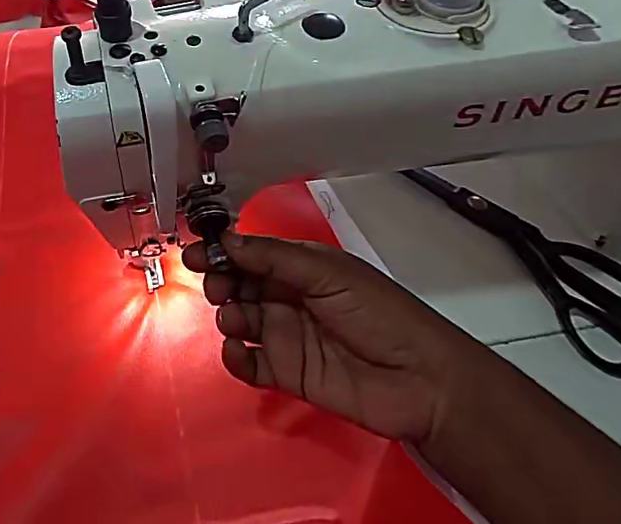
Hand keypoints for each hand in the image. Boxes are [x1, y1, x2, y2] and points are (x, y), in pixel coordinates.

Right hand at [183, 231, 496, 445]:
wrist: (421, 381)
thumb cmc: (382, 314)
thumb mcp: (325, 271)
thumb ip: (271, 256)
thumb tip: (227, 238)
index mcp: (297, 266)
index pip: (249, 252)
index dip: (222, 250)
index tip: (198, 251)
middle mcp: (287, 296)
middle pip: (237, 283)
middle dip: (219, 280)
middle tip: (216, 284)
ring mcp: (286, 334)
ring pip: (238, 318)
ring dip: (227, 315)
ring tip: (235, 318)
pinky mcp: (287, 371)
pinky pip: (249, 362)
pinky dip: (235, 357)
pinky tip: (237, 351)